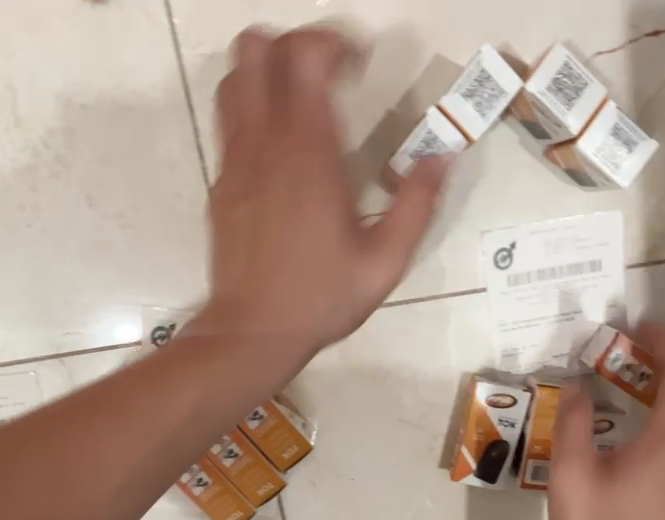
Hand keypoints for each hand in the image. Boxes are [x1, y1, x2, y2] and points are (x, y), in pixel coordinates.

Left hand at [202, 26, 448, 358]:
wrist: (253, 331)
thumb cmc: (321, 299)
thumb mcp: (385, 263)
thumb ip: (417, 206)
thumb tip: (443, 158)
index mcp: (308, 154)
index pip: (306, 56)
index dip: (335, 43)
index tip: (360, 64)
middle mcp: (264, 143)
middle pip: (259, 48)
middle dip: (297, 44)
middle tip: (330, 73)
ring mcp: (234, 160)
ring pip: (233, 76)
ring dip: (266, 70)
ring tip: (300, 98)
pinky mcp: (221, 183)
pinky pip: (228, 121)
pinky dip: (252, 110)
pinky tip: (281, 148)